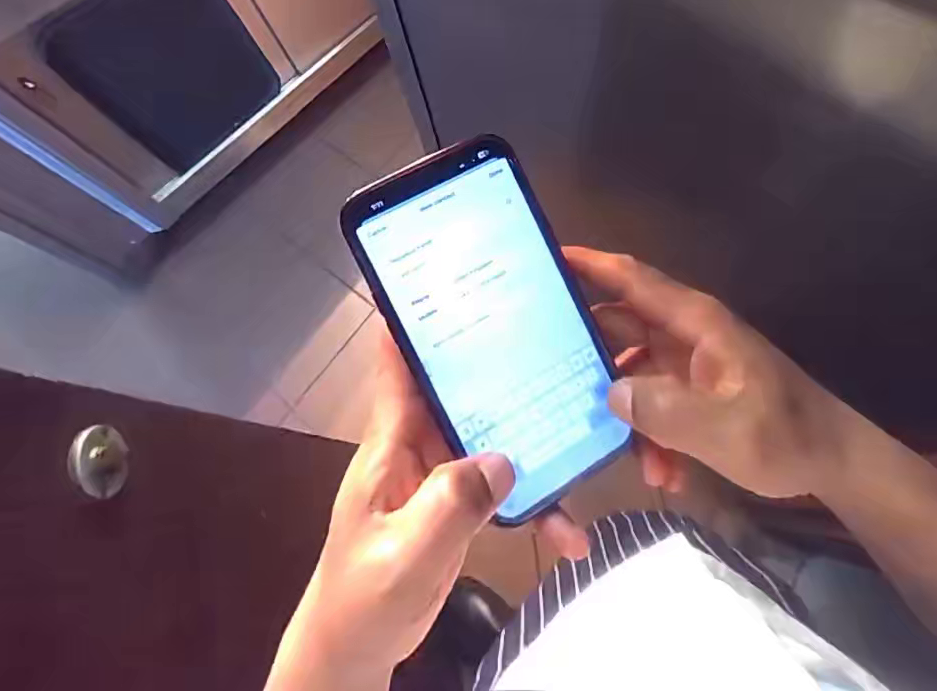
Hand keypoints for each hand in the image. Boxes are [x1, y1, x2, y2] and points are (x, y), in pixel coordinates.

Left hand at [267, 331, 586, 690]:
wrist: (355, 652)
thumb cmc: (361, 597)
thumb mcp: (403, 554)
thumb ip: (449, 506)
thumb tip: (503, 461)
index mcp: (392, 439)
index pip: (399, 361)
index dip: (416, 318)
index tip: (455, 284)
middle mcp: (418, 441)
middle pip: (460, 387)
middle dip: (500, 367)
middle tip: (552, 344)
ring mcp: (441, 470)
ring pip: (489, 434)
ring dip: (530, 440)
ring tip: (581, 442)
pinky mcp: (457, 500)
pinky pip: (500, 485)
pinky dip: (533, 502)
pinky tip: (567, 529)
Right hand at [568, 246, 848, 498]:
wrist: (834, 462)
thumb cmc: (783, 433)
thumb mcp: (722, 428)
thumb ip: (662, 411)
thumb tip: (609, 393)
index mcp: (691, 320)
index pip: (631, 278)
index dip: (589, 263)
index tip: (548, 256)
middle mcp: (683, 332)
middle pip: (620, 324)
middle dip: (589, 351)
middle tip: (547, 370)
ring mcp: (687, 361)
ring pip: (632, 370)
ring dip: (624, 409)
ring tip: (624, 454)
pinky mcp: (692, 389)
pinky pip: (653, 399)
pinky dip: (649, 431)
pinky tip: (662, 472)